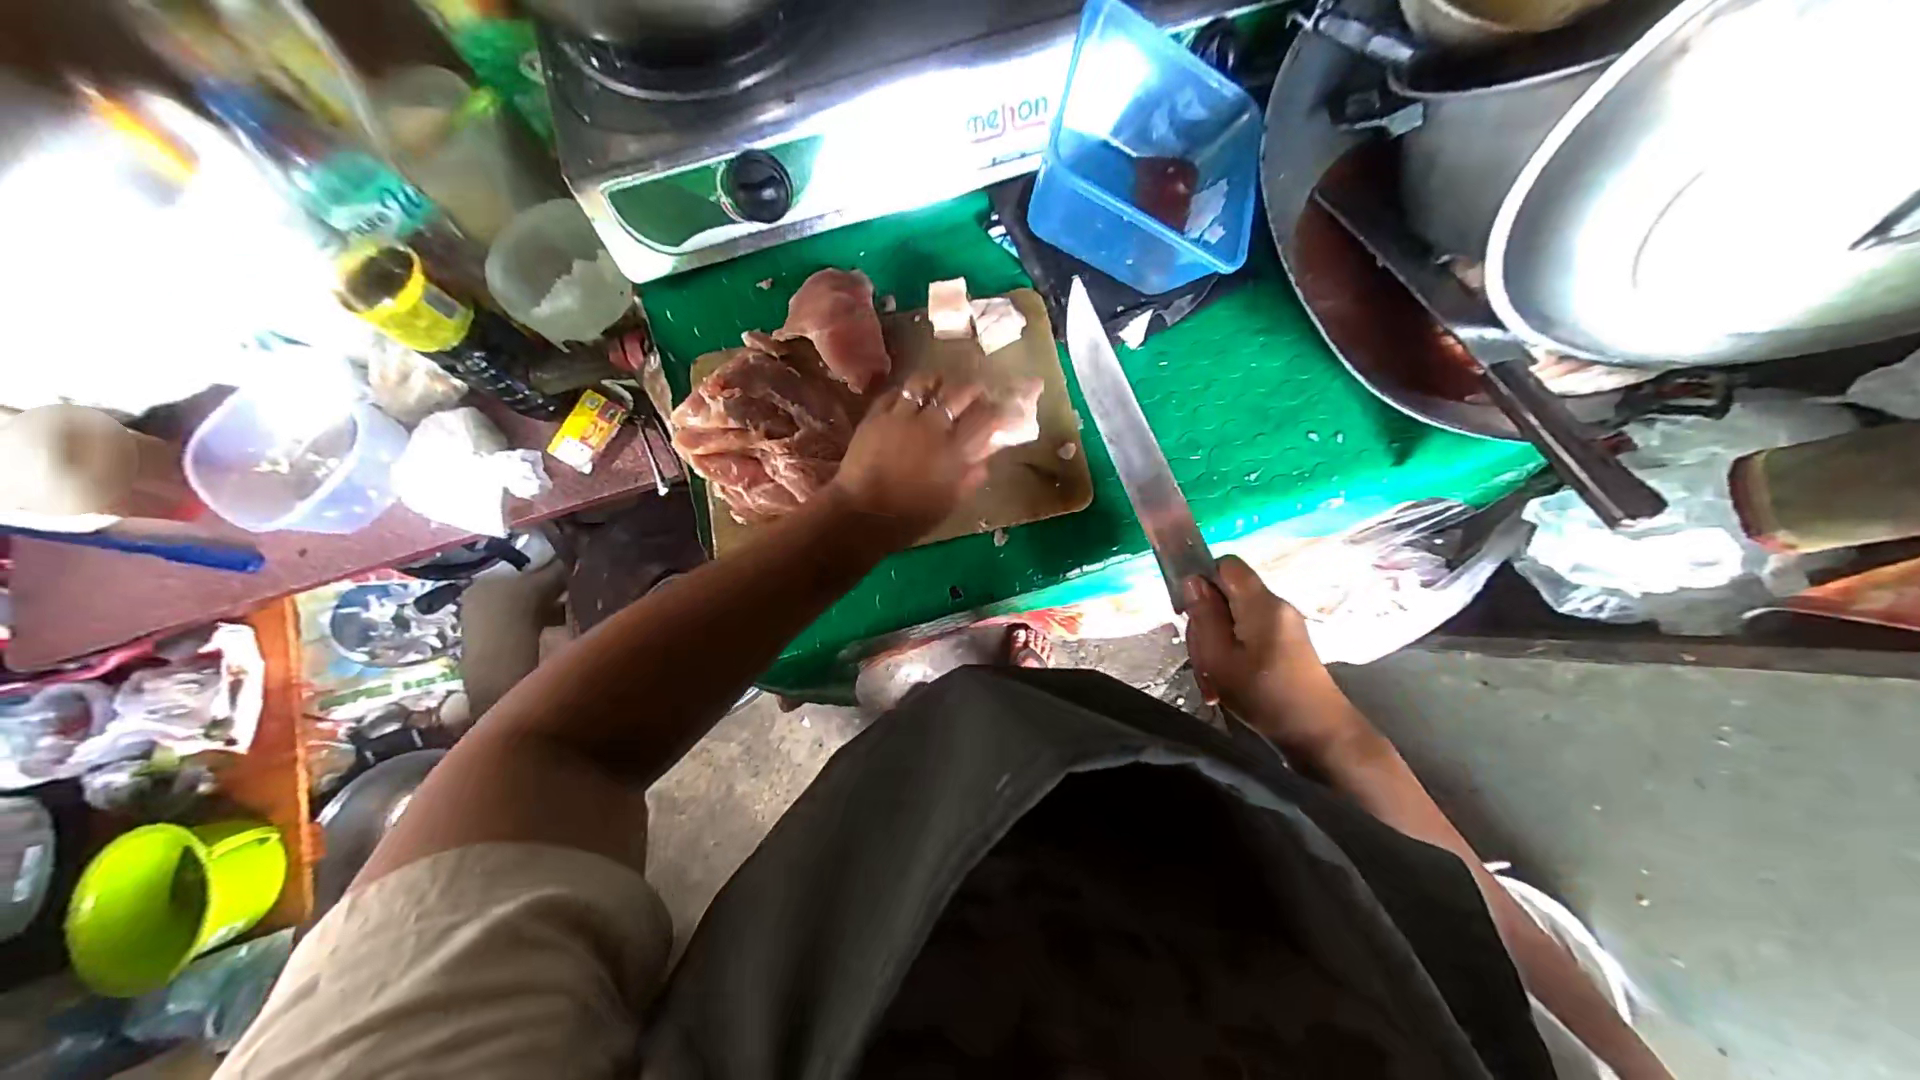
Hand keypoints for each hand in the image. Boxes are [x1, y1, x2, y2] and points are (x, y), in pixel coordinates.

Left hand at [827, 372, 1003, 545]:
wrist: (862, 514)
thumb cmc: (909, 517)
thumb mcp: (948, 504)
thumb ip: (969, 480)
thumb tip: (984, 463)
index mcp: (953, 451)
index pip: (984, 420)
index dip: (995, 411)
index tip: (999, 409)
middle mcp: (931, 427)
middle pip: (958, 394)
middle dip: (972, 389)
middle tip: (976, 390)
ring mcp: (901, 417)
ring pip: (923, 384)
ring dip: (937, 381)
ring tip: (940, 383)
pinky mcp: (876, 416)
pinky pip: (894, 393)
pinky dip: (905, 392)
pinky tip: (909, 396)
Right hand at [1183, 557, 1359, 756]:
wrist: (1320, 736)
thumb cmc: (1265, 695)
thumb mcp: (1219, 657)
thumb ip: (1204, 615)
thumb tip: (1192, 581)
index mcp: (1260, 603)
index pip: (1226, 564)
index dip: (1202, 580)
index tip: (1188, 612)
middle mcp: (1275, 606)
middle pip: (1227, 595)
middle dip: (1206, 623)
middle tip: (1202, 658)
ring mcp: (1283, 626)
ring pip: (1234, 620)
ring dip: (1216, 645)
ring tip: (1213, 680)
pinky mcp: (1286, 645)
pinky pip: (1248, 637)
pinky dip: (1232, 655)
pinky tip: (1227, 684)